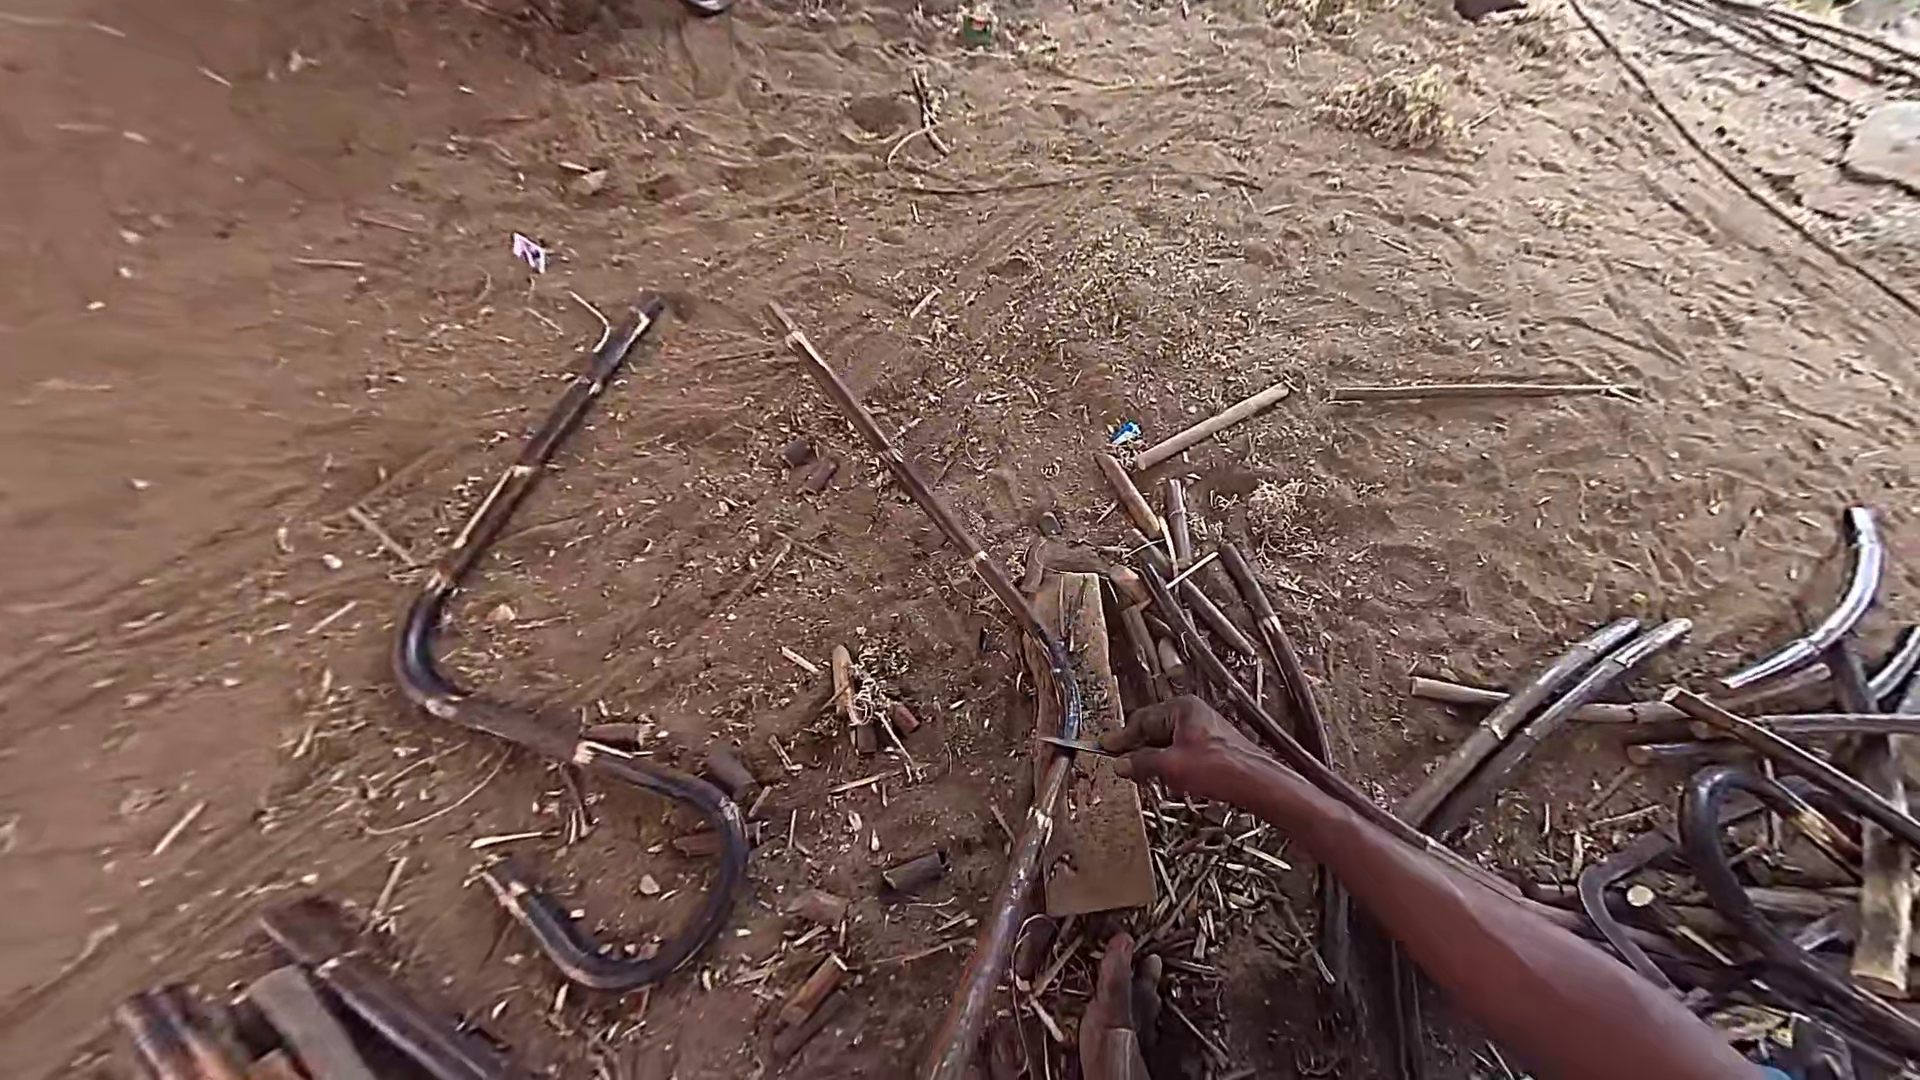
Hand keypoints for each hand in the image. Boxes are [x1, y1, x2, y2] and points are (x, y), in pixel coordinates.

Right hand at [1098, 695, 1269, 800]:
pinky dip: (1176, 769)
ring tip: (1160, 780)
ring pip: (1168, 746)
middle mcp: (1193, 715)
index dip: (1123, 738)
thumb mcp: (1171, 766)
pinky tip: (1179, 784)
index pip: (1141, 720)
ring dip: (1160, 764)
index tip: (1107, 749)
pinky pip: (1183, 755)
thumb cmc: (1222, 769)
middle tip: (1129, 768)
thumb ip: (1141, 763)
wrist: (1259, 786)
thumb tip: (1121, 763)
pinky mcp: (1214, 750)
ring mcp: (1205, 732)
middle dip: (1143, 753)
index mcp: (1182, 709)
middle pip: (1154, 732)